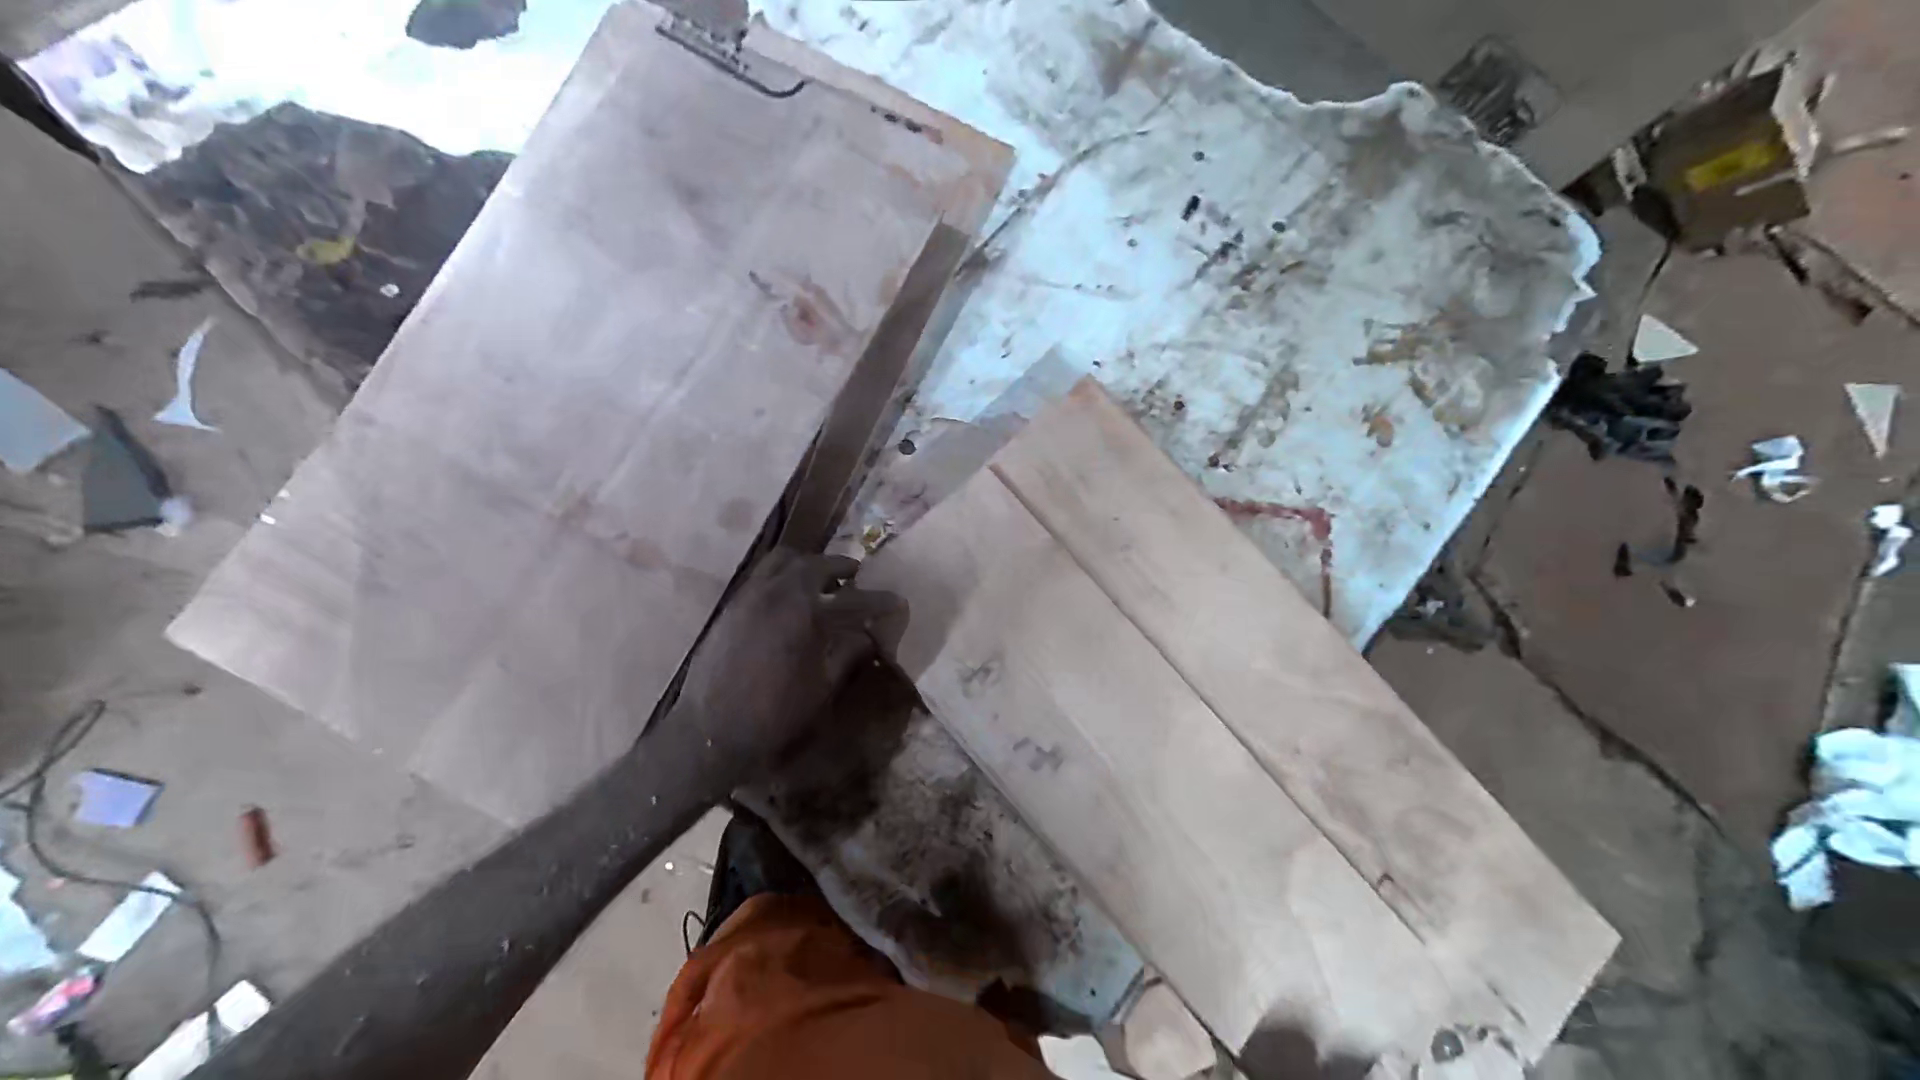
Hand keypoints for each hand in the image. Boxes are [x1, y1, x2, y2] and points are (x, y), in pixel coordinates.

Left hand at [671, 550, 900, 790]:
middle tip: (858, 578)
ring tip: (823, 579)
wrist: (710, 731)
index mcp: (807, 614)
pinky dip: (784, 572)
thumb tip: (868, 635)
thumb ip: (848, 654)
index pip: (854, 599)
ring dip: (809, 563)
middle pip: (818, 564)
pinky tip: (791, 594)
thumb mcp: (822, 688)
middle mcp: (780, 593)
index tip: (897, 601)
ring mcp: (752, 594)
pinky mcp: (734, 603)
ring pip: (785, 559)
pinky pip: (763, 573)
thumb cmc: (774, 715)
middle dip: (843, 568)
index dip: (879, 601)